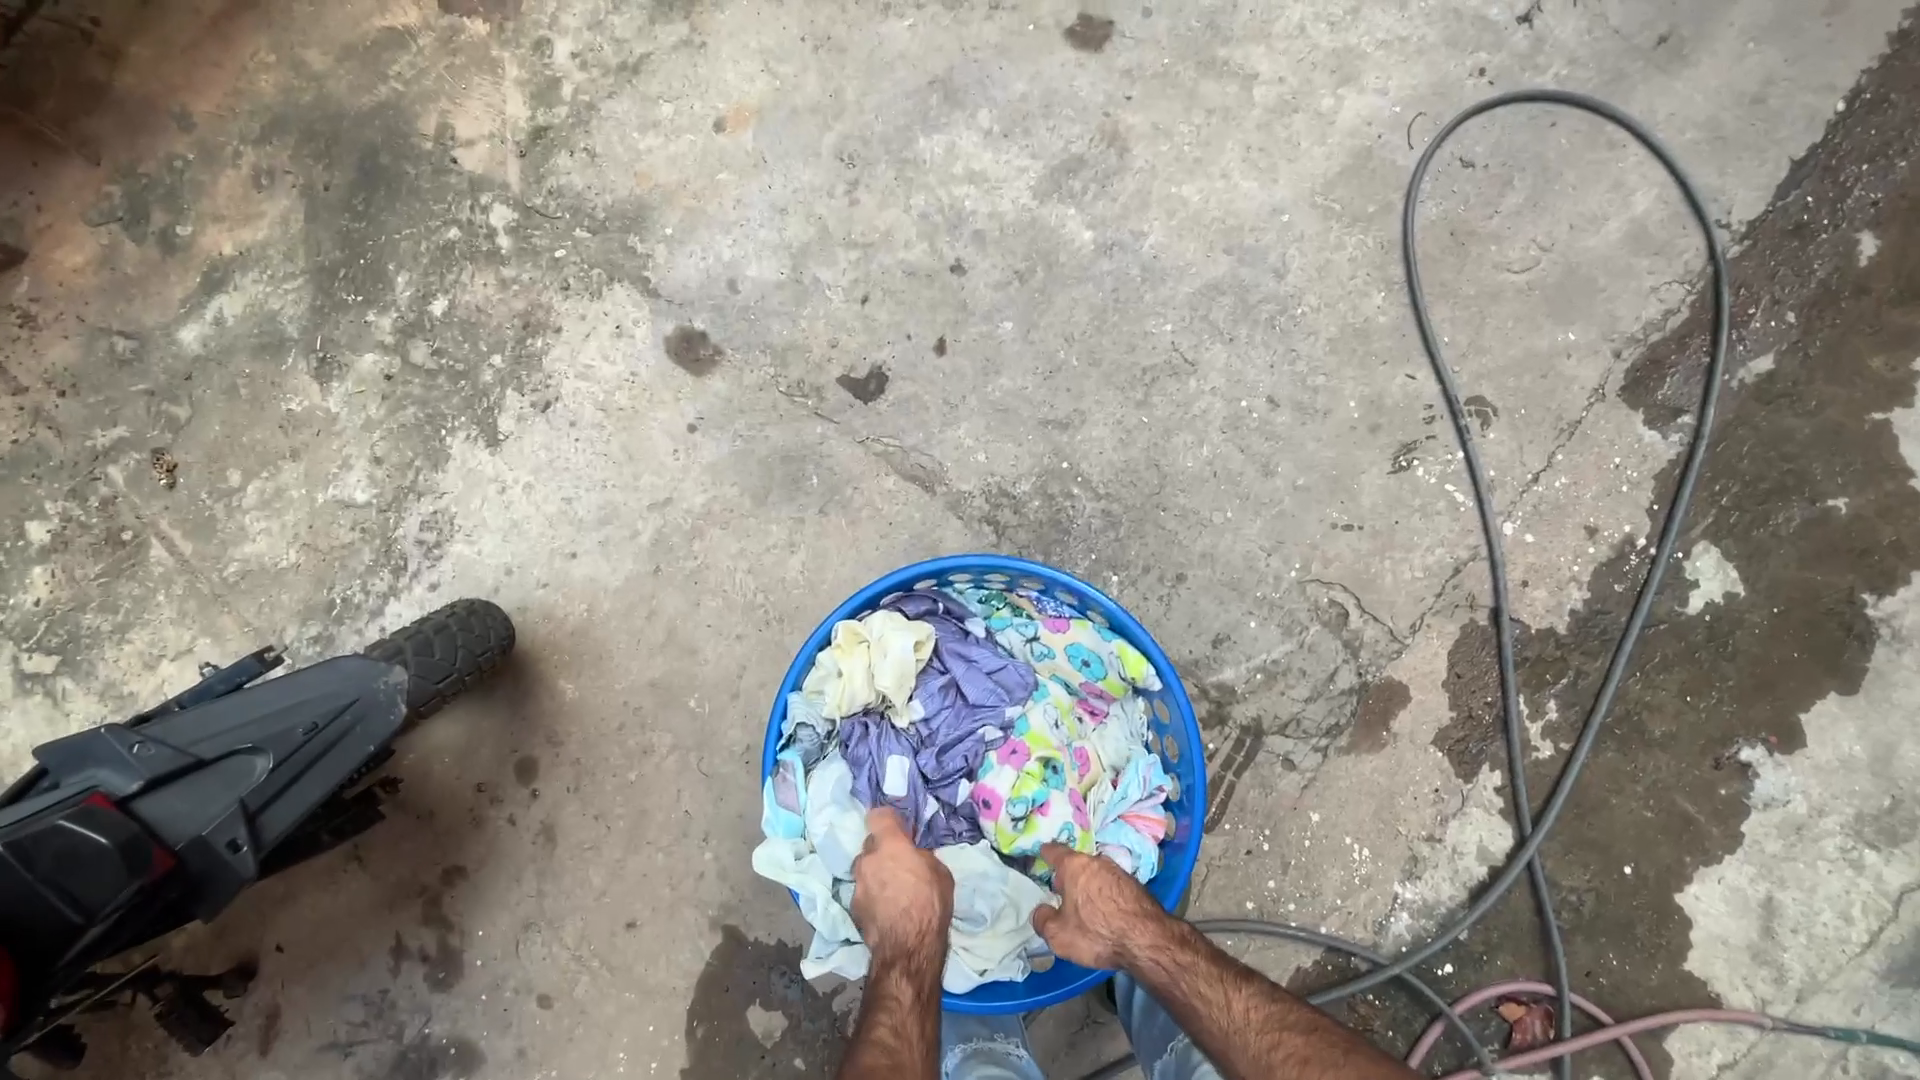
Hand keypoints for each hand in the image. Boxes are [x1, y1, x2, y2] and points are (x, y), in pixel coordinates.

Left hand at [850, 809, 953, 964]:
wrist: (909, 947)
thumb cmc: (930, 904)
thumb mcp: (939, 872)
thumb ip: (921, 856)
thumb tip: (914, 856)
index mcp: (890, 844)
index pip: (878, 815)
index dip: (888, 820)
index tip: (898, 829)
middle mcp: (868, 859)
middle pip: (871, 844)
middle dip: (883, 851)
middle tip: (900, 865)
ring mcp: (857, 883)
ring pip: (865, 869)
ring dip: (876, 874)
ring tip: (893, 891)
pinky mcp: (852, 906)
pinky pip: (863, 891)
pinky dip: (872, 895)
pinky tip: (886, 910)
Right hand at [1031, 842, 1170, 969]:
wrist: (1148, 940)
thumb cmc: (1097, 932)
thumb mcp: (1058, 935)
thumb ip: (1042, 920)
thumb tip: (1041, 911)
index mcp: (1074, 865)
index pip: (1054, 851)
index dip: (1046, 854)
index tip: (1041, 854)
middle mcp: (1097, 861)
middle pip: (1077, 864)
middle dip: (1068, 877)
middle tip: (1061, 894)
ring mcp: (1119, 872)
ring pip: (1096, 875)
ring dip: (1088, 887)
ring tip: (1084, 908)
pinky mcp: (1136, 886)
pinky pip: (1112, 887)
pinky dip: (1105, 897)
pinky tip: (1106, 915)